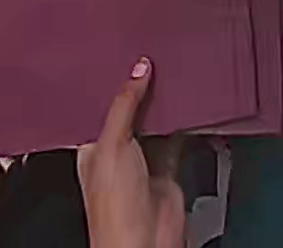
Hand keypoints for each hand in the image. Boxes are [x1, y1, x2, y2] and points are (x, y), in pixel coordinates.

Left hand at [78, 58, 187, 247]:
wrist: (147, 244)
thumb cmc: (114, 210)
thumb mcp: (112, 146)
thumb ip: (124, 105)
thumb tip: (138, 69)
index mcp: (93, 148)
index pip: (100, 105)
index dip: (110, 81)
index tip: (122, 53)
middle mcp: (117, 151)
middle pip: (131, 108)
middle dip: (140, 86)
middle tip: (151, 56)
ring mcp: (143, 157)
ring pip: (155, 118)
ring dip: (163, 99)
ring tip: (171, 68)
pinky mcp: (167, 164)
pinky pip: (177, 133)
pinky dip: (184, 118)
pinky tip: (188, 100)